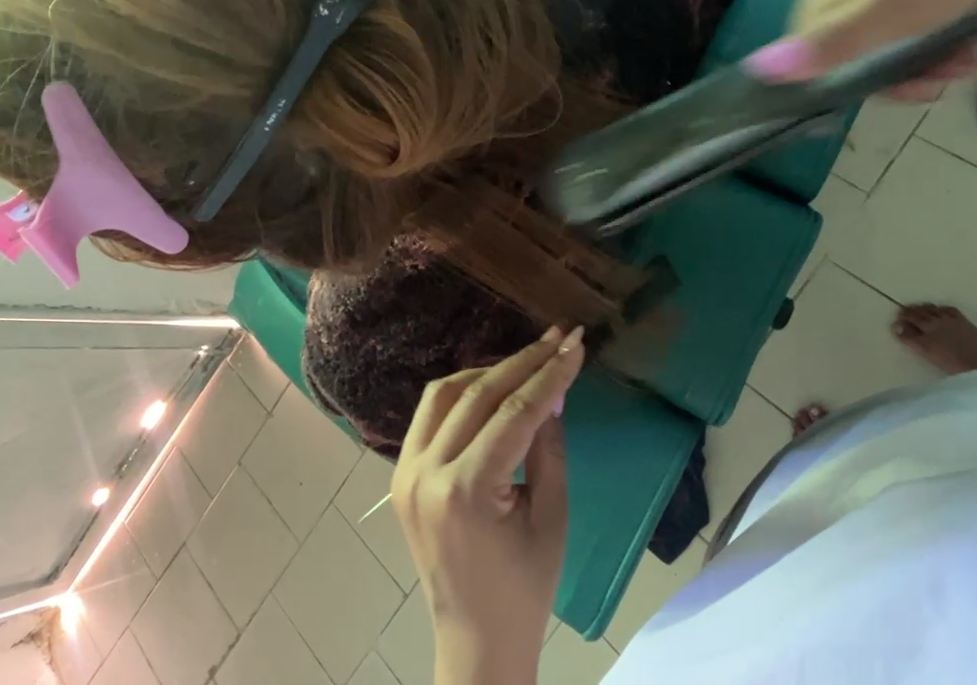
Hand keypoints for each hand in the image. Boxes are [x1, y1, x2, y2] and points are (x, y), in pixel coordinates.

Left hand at [394, 326, 585, 684]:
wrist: (476, 638)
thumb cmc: (526, 586)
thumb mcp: (551, 516)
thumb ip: (548, 447)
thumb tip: (551, 392)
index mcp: (465, 490)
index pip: (514, 411)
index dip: (550, 373)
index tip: (576, 343)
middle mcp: (425, 472)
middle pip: (477, 393)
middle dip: (523, 361)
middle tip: (559, 338)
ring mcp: (404, 473)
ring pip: (444, 394)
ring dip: (488, 372)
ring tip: (529, 363)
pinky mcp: (400, 476)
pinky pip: (430, 417)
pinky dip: (461, 394)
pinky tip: (492, 389)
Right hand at [744, 0, 976, 94]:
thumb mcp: (885, 14)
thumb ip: (825, 45)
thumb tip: (757, 69)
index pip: (814, 55)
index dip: (854, 82)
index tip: (905, 90)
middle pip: (858, 47)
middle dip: (906, 70)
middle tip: (952, 74)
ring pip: (895, 31)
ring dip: (936, 53)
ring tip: (976, 53)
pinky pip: (923, 7)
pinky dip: (950, 25)